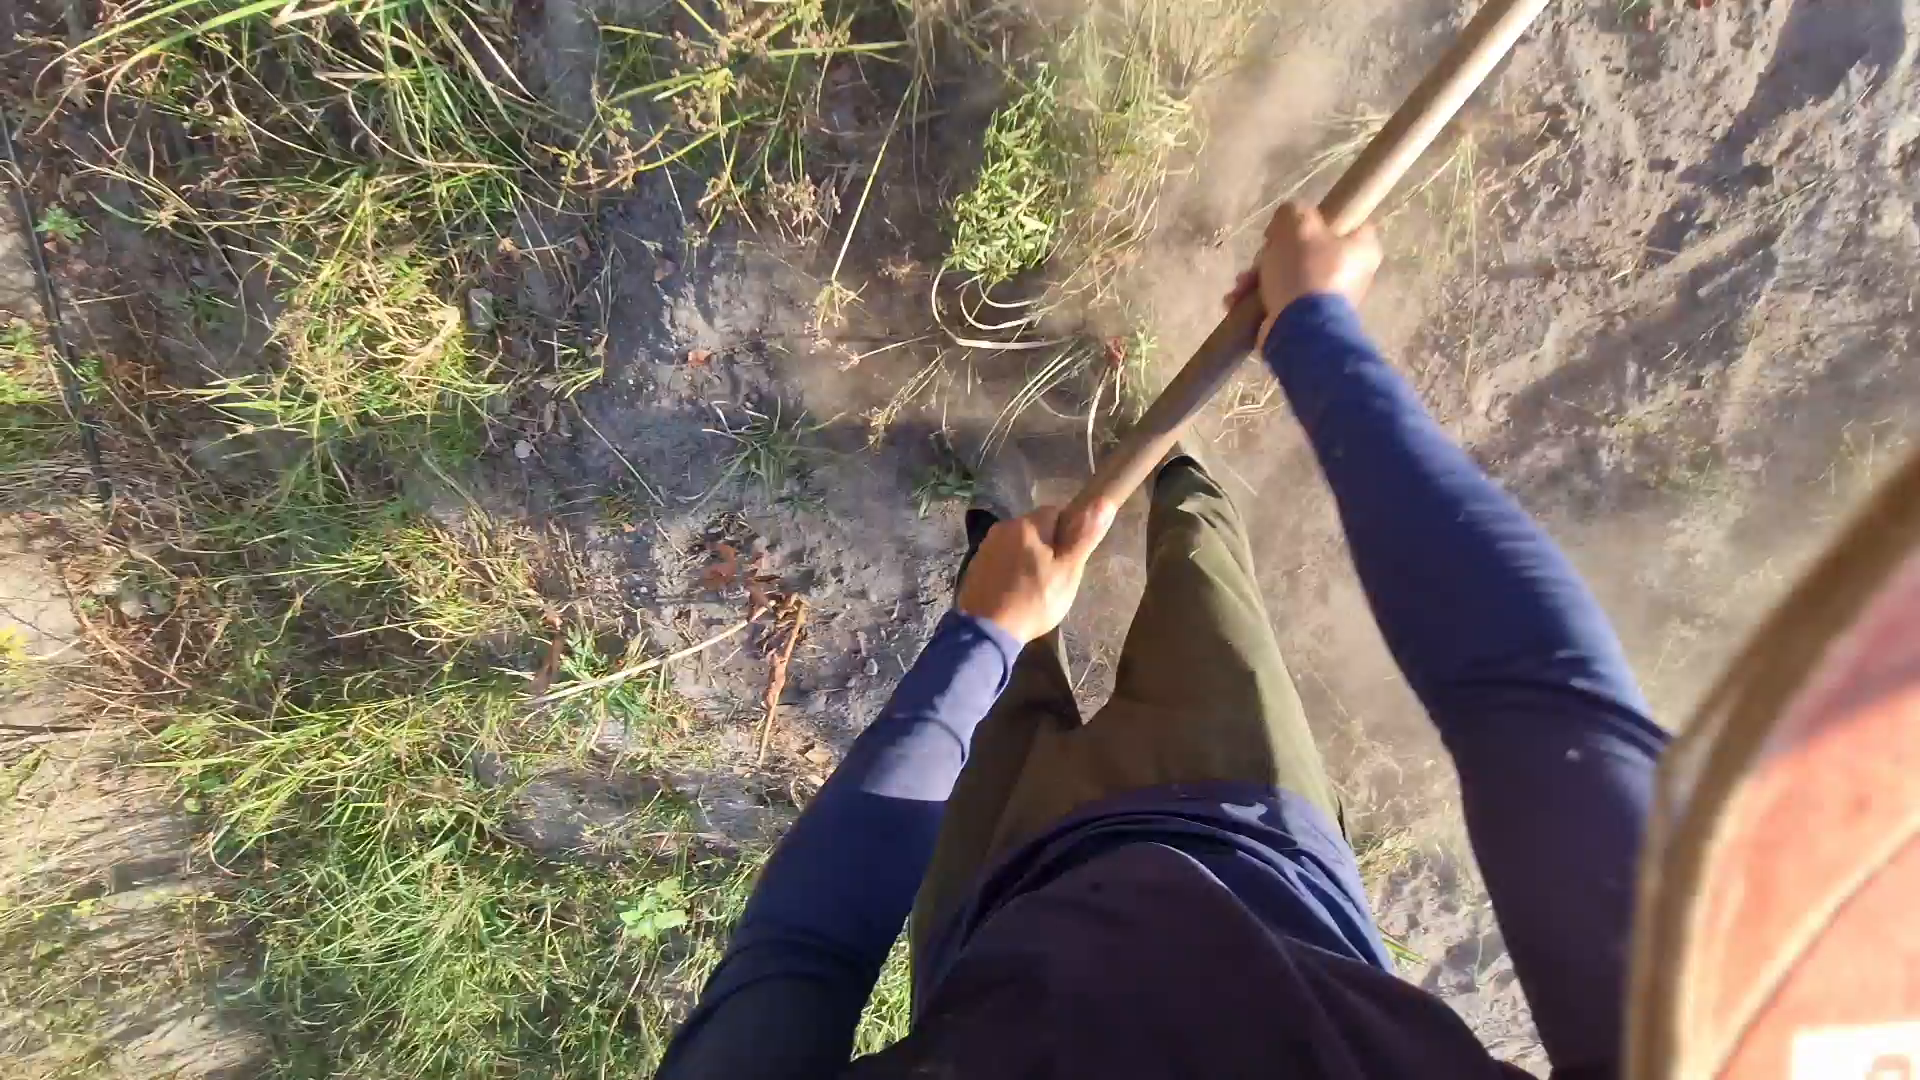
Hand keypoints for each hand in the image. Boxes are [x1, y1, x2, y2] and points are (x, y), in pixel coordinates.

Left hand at [956, 501, 1115, 643]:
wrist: (987, 630)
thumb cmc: (1034, 600)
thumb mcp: (1067, 572)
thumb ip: (1083, 537)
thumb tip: (1102, 503)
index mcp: (1027, 524)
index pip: (1056, 513)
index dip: (1067, 535)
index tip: (1068, 560)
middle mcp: (1003, 527)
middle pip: (1035, 528)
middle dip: (1047, 546)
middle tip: (1054, 577)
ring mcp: (986, 545)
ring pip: (1018, 543)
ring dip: (1028, 557)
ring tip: (1033, 587)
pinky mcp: (976, 564)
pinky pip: (1001, 558)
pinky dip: (1010, 569)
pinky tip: (1014, 591)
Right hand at [1224, 202, 1382, 346]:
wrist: (1299, 330)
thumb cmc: (1305, 273)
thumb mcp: (1297, 227)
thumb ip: (1291, 212)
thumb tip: (1284, 219)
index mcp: (1361, 247)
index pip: (1341, 222)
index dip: (1311, 222)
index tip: (1286, 230)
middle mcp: (1351, 274)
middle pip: (1305, 253)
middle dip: (1270, 258)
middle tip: (1256, 263)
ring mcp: (1327, 301)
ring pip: (1287, 279)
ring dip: (1256, 281)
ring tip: (1239, 289)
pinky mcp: (1304, 321)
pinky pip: (1279, 303)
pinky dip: (1256, 303)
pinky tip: (1236, 304)